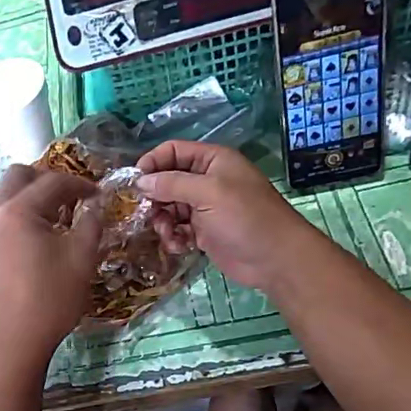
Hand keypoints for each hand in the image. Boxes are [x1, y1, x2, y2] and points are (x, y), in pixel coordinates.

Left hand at [0, 165, 102, 358]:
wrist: (14, 340)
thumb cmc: (51, 298)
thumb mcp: (81, 258)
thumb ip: (91, 223)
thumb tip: (95, 206)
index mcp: (18, 210)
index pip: (52, 182)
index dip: (80, 184)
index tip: (99, 195)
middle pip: (19, 176)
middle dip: (48, 181)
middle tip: (73, 198)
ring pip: (6, 195)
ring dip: (31, 196)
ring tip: (57, 216)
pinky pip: (0, 215)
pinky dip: (20, 213)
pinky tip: (39, 235)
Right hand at [136, 141, 313, 290]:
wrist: (275, 258)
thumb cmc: (245, 218)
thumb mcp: (208, 193)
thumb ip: (172, 183)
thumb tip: (141, 181)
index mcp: (212, 160)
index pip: (173, 151)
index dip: (152, 164)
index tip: (135, 183)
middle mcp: (208, 180)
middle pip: (168, 181)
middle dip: (156, 197)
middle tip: (148, 214)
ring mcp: (206, 207)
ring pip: (170, 207)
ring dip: (163, 221)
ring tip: (167, 234)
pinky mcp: (205, 232)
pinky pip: (179, 229)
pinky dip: (174, 237)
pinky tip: (178, 246)